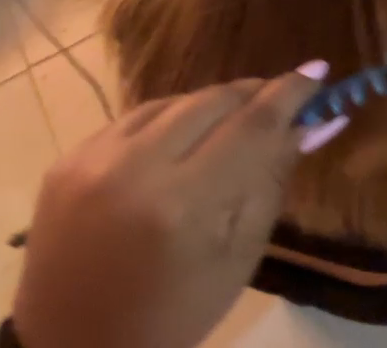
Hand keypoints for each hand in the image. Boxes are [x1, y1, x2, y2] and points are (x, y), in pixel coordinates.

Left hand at [12, 64, 348, 347]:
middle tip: (281, 101)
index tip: (318, 69)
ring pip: (176, 101)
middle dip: (254, 94)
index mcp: (184, 206)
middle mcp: (135, 168)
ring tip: (230, 127)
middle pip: (214, 99)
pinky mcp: (69, 158)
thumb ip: (273, 178)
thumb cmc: (173, 317)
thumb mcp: (239, 257)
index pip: (252, 125)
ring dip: (212, 106)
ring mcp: (93, 159)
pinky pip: (137, 117)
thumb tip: (315, 121)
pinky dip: (169, 122)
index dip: (290, 92)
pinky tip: (180, 143)